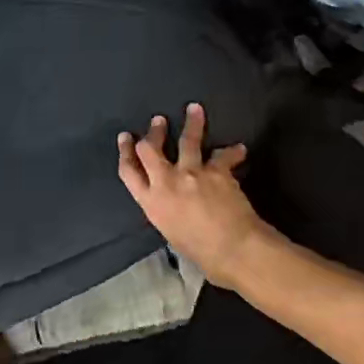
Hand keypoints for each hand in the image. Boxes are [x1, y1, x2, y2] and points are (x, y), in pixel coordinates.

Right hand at [117, 104, 279, 293]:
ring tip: (194, 108)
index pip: (128, 171)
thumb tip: (171, 202)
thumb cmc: (203, 254)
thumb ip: (166, 210)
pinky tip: (239, 149)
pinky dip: (231, 152)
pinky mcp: (216, 171)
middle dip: (153, 133)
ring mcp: (191, 173)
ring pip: (187, 140)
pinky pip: (223, 156)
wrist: (235, 251)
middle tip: (158, 121)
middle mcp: (166, 182)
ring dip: (192, 123)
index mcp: (151, 202)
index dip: (125, 151)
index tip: (126, 137)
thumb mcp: (171, 233)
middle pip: (150, 149)